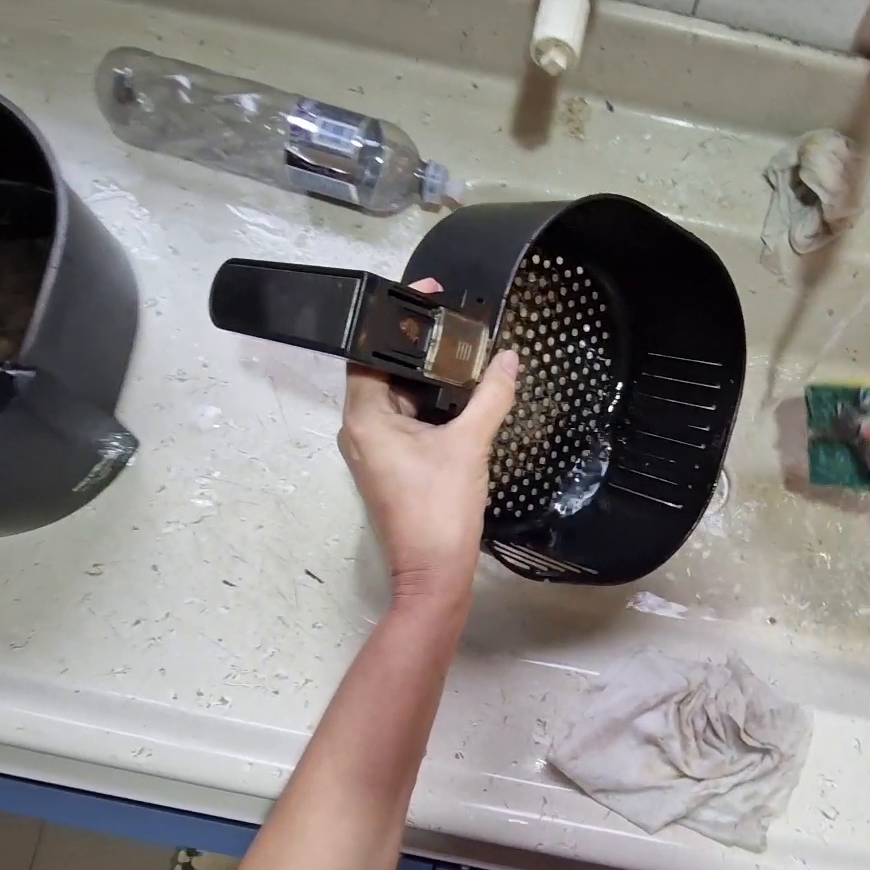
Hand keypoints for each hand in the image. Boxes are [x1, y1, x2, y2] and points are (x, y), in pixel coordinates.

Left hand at [339, 279, 519, 604]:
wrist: (434, 572)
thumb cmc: (441, 508)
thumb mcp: (470, 445)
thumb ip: (490, 397)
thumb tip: (510, 358)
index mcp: (365, 417)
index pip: (368, 351)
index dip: (394, 321)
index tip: (427, 298)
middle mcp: (359, 430)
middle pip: (382, 372)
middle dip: (417, 348)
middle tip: (454, 324)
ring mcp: (373, 450)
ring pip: (396, 399)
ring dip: (425, 379)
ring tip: (462, 353)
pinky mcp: (389, 466)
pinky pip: (404, 422)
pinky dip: (428, 407)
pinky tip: (460, 396)